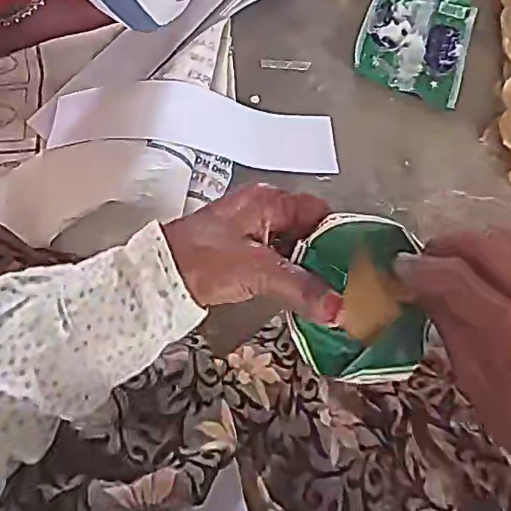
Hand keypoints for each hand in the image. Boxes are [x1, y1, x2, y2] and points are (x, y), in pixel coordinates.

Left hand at [162, 184, 340, 322]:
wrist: (157, 278)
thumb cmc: (204, 262)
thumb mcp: (258, 272)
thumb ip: (302, 289)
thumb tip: (340, 309)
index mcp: (268, 201)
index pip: (318, 211)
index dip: (338, 235)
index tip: (353, 262)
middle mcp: (261, 208)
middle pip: (307, 228)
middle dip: (323, 254)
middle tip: (343, 282)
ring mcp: (249, 227)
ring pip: (291, 244)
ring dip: (305, 266)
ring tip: (326, 291)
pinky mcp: (239, 248)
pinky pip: (275, 255)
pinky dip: (287, 270)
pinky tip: (297, 292)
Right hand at [394, 230, 510, 469]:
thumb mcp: (471, 379)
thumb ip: (448, 322)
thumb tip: (415, 279)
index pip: (467, 286)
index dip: (428, 270)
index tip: (401, 266)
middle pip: (492, 250)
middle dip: (448, 247)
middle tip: (422, 259)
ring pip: (510, 244)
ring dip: (469, 246)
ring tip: (445, 261)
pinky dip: (492, 256)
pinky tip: (475, 270)